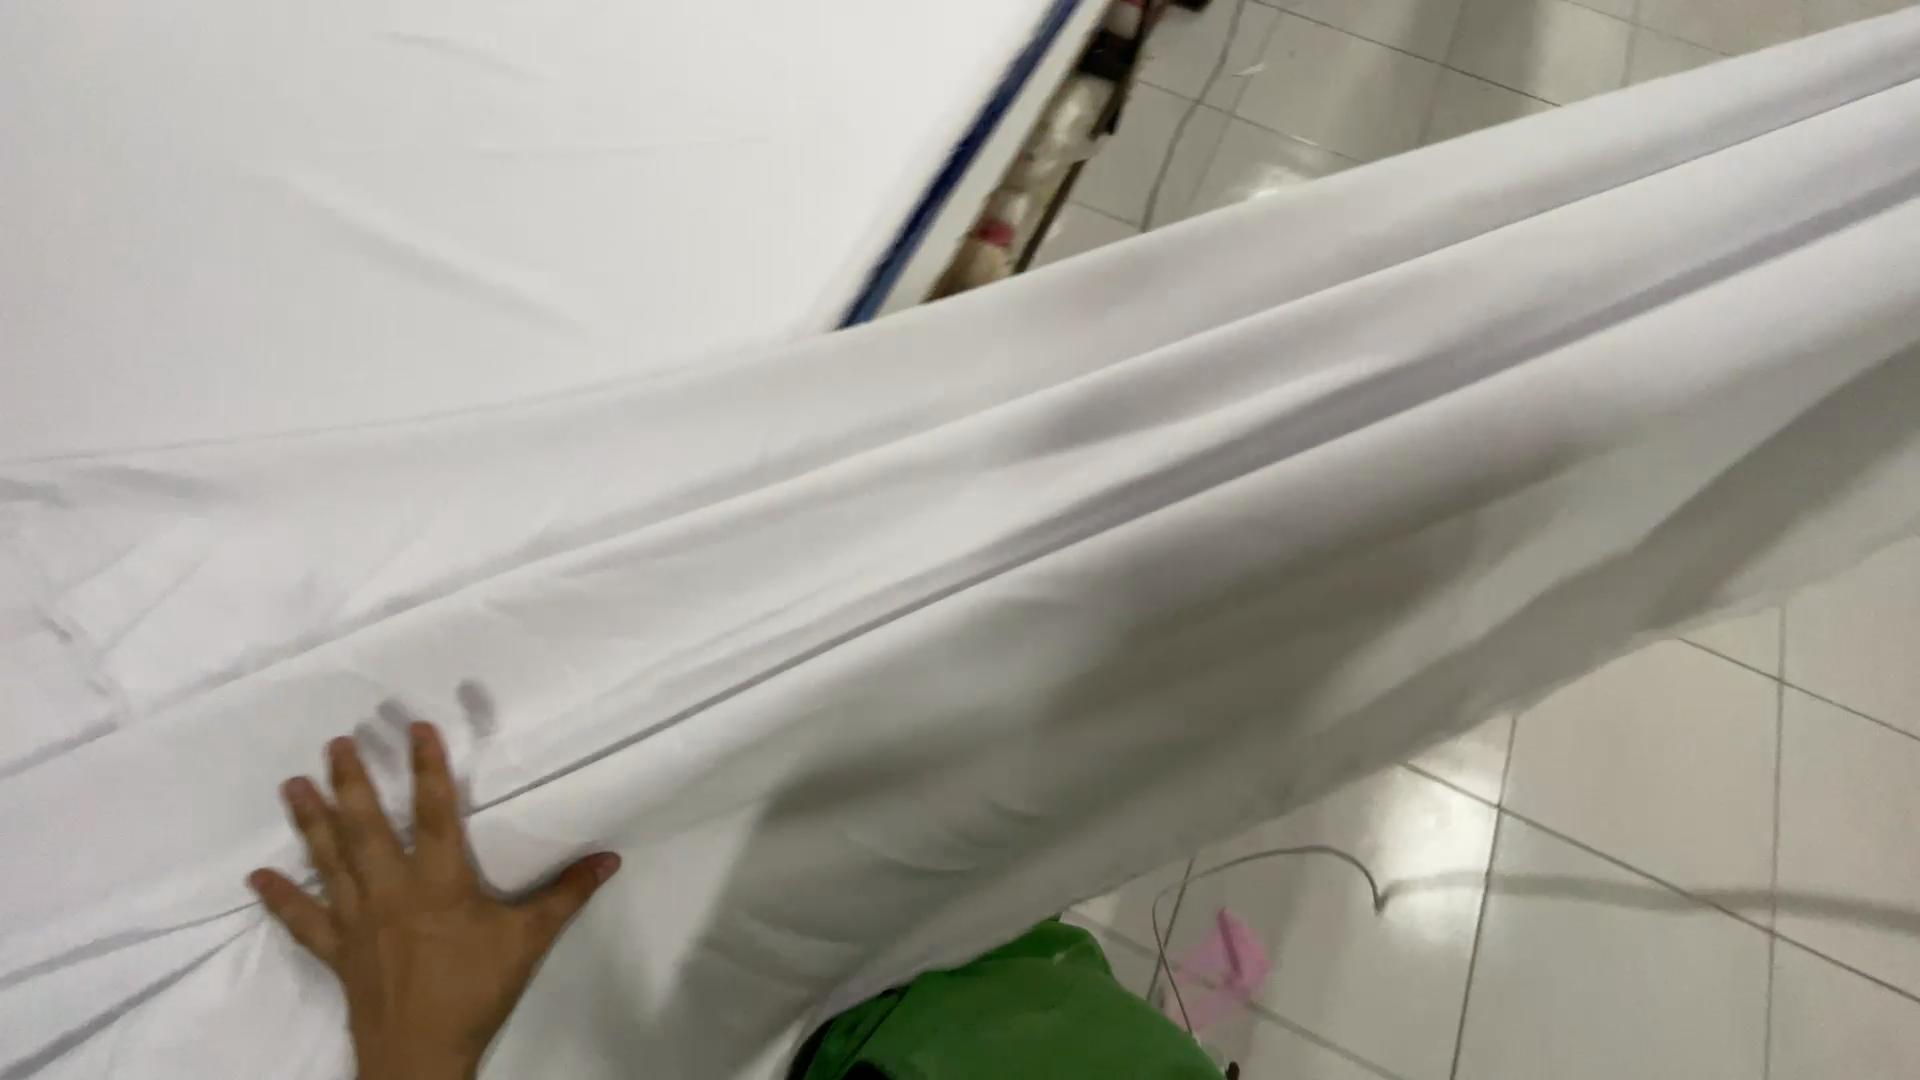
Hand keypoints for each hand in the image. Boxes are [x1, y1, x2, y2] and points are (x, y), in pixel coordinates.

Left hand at [249, 724, 620, 1079]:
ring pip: (329, 862)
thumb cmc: (477, 988)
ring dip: (311, 822)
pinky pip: (303, 919)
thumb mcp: (531, 937)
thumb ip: (568, 892)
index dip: (427, 768)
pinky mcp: (336, 951)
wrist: (418, 1059)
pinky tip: (258, 876)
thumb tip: (611, 857)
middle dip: (351, 783)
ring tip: (292, 785)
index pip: (433, 812)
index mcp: (439, 882)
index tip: (416, 729)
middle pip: (365, 828)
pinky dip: (281, 897)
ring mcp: (356, 921)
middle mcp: (391, 892)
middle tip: (335, 743)